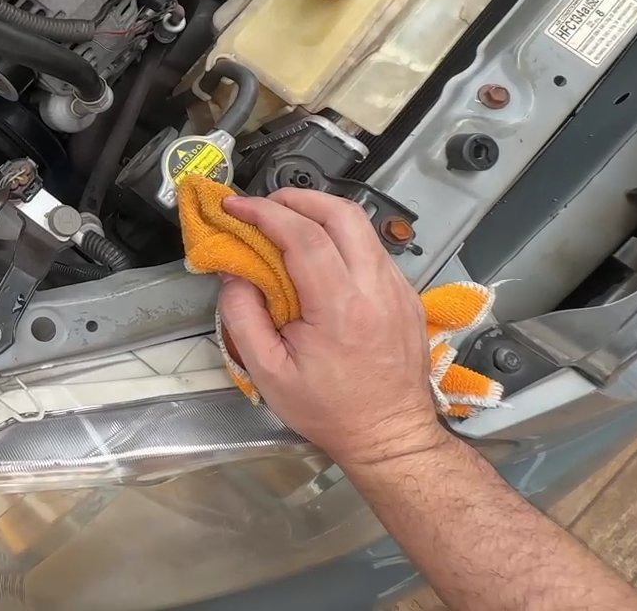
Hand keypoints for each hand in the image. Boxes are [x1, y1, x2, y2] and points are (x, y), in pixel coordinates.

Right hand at [217, 188, 447, 467]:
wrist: (393, 439)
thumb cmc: (328, 410)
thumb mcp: (265, 370)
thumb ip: (240, 314)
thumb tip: (232, 272)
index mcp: (342, 310)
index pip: (305, 237)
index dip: (264, 212)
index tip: (235, 207)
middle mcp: (378, 292)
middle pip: (343, 214)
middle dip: (296, 197)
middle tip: (261, 205)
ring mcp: (398, 291)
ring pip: (360, 225)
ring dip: (316, 212)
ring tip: (281, 222)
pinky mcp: (404, 295)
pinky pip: (369, 246)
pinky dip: (335, 233)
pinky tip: (310, 250)